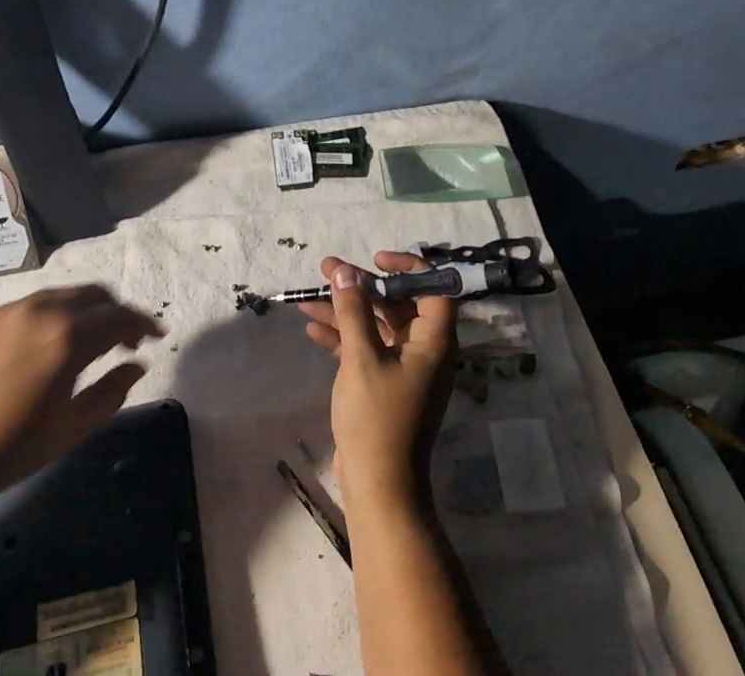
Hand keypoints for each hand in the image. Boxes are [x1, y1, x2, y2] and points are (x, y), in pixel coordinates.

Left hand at [0, 285, 162, 510]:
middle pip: (96, 295)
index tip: (159, 337)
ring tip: (97, 340)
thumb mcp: (70, 429)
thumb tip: (136, 365)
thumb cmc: (4, 452)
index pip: (120, 318)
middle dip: (119, 312)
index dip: (144, 325)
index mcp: (67, 338)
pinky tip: (58, 342)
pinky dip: (62, 312)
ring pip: (66, 295)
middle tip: (131, 340)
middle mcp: (42, 312)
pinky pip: (39, 303)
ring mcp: (11, 312)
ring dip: (90, 309)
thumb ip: (111, 391)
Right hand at [300, 253, 457, 507]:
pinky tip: (313, 330)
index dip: (408, 267)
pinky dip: (344, 339)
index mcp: (435, 341)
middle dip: (363, 289)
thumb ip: (353, 311)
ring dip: (346, 313)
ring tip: (308, 299)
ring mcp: (406, 370)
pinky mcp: (386, 386)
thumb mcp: (362, 358)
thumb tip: (345, 271)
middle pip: (399, 306)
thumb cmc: (377, 417)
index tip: (376, 260)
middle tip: (328, 271)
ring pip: (378, 328)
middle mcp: (426, 351)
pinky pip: (368, 351)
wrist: (379, 484)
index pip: (434, 288)